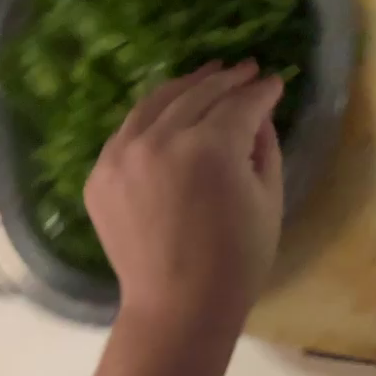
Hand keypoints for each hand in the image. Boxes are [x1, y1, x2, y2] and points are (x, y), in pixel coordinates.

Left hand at [85, 60, 284, 324]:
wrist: (179, 306)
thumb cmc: (238, 260)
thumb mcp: (268, 200)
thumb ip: (265, 147)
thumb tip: (258, 114)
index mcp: (210, 149)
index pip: (240, 104)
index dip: (262, 91)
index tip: (275, 81)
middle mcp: (160, 140)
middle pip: (198, 94)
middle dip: (227, 79)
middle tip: (247, 70)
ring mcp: (121, 155)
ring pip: (156, 103)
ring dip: (187, 86)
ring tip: (209, 75)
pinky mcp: (100, 173)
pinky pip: (130, 130)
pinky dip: (154, 115)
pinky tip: (171, 112)